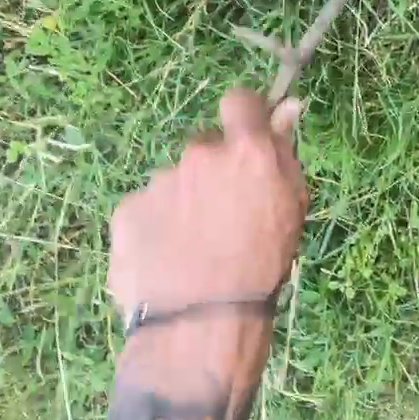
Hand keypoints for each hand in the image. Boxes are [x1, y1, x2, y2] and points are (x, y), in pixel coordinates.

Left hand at [107, 90, 308, 315]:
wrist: (202, 319)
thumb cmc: (264, 259)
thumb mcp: (291, 203)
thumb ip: (284, 151)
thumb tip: (287, 107)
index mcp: (246, 150)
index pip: (240, 100)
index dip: (244, 116)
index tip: (248, 137)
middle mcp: (199, 154)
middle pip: (206, 146)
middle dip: (214, 169)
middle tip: (225, 211)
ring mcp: (159, 181)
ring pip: (176, 179)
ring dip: (185, 198)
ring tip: (195, 243)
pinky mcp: (127, 209)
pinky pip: (148, 206)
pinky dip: (158, 223)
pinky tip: (170, 254)